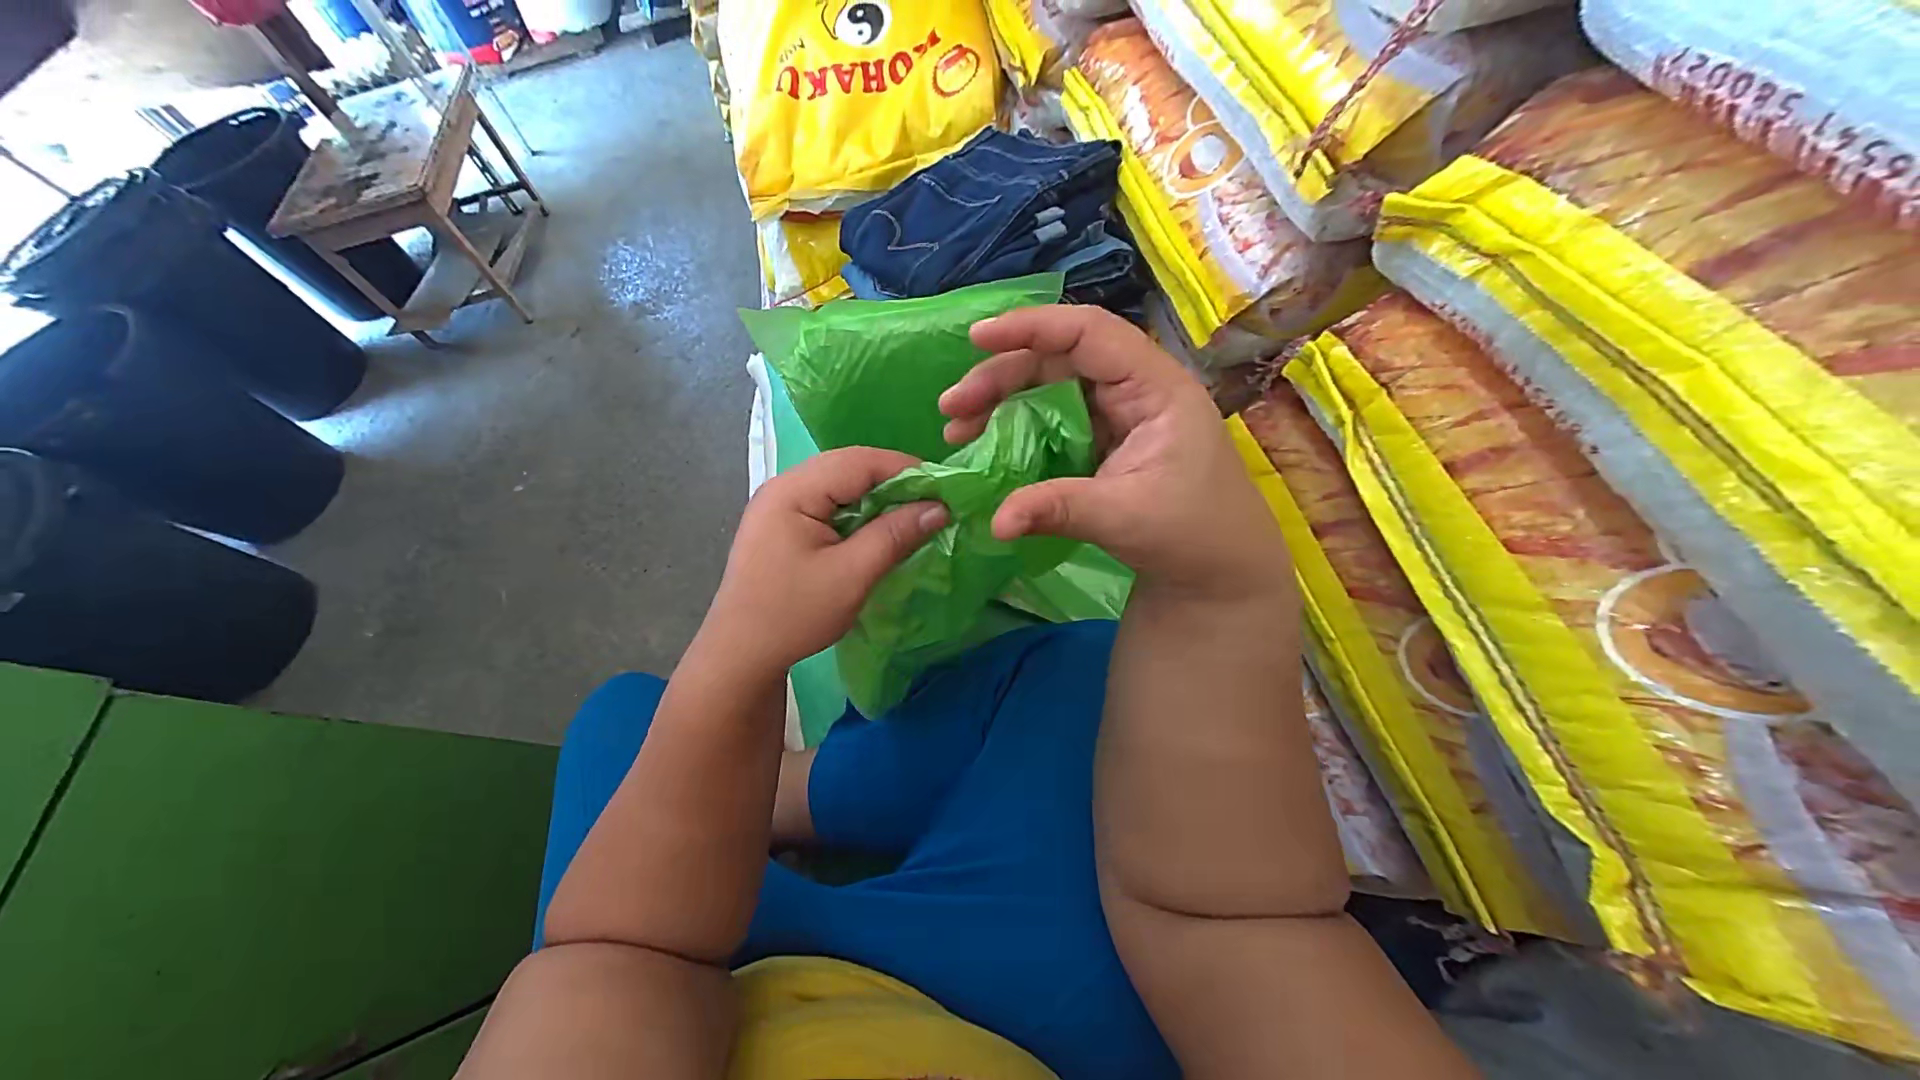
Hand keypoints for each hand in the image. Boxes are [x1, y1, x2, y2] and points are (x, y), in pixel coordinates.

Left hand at [699, 447, 948, 672]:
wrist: (741, 654)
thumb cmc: (794, 614)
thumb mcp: (852, 575)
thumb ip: (895, 535)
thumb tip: (940, 508)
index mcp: (793, 491)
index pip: (859, 461)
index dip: (905, 469)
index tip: (944, 488)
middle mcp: (783, 487)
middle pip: (848, 467)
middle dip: (893, 481)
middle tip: (933, 501)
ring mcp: (780, 505)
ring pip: (840, 485)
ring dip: (878, 497)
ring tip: (913, 514)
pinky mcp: (783, 525)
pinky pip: (830, 504)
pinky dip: (860, 512)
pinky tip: (880, 529)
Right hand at [941, 305, 1289, 600]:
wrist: (1221, 575)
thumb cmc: (1193, 535)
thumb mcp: (1124, 517)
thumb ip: (1058, 508)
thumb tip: (995, 520)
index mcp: (1155, 387)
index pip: (1089, 333)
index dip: (1031, 327)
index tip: (976, 339)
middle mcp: (1136, 390)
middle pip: (1059, 360)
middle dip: (1001, 375)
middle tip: (952, 408)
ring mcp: (1119, 416)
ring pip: (1052, 390)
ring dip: (1003, 402)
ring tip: (958, 430)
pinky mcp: (1106, 443)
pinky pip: (1055, 423)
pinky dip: (1019, 430)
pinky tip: (988, 447)